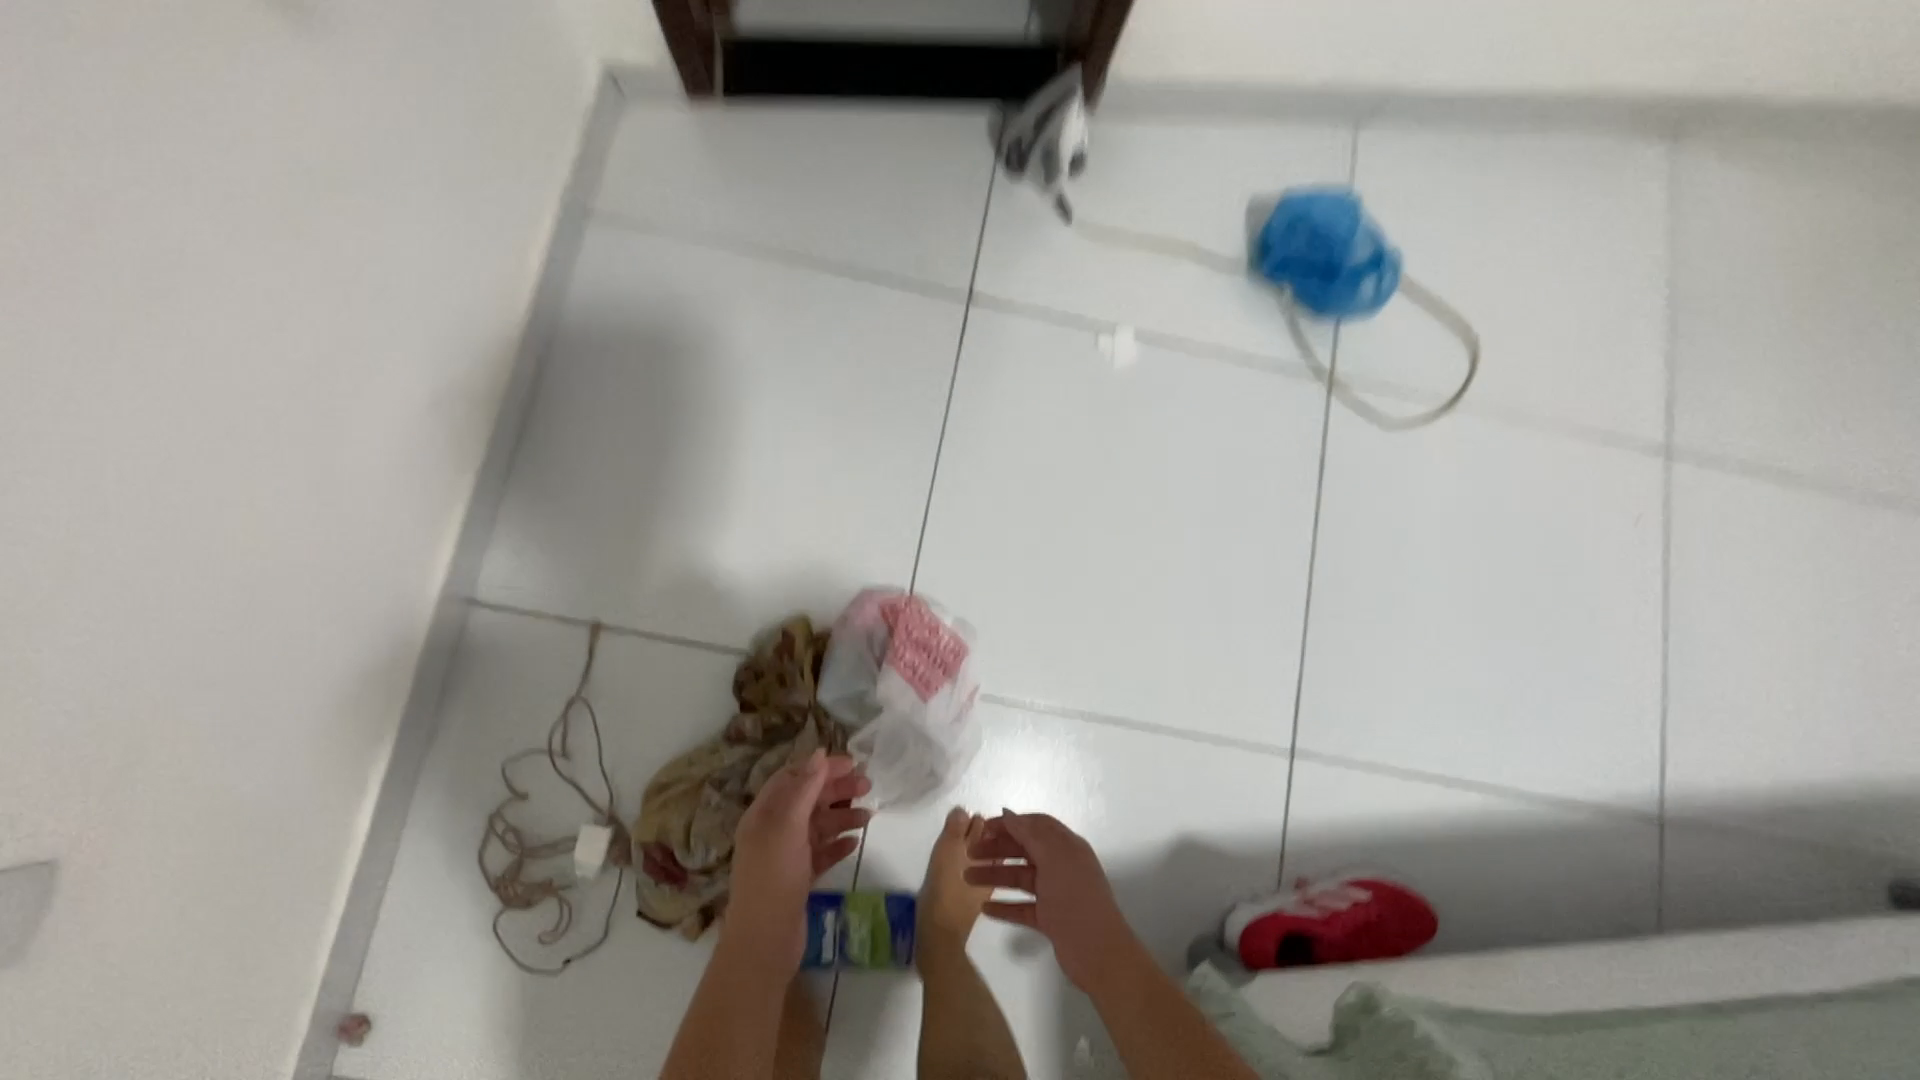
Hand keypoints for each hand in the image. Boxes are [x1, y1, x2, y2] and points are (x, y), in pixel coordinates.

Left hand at [726, 749, 870, 969]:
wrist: (765, 941)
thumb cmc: (774, 877)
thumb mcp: (787, 826)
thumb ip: (804, 789)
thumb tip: (818, 754)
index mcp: (764, 814)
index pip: (793, 778)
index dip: (821, 767)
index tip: (853, 763)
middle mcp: (773, 831)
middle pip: (808, 800)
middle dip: (837, 790)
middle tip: (869, 785)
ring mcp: (786, 856)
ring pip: (818, 827)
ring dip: (843, 817)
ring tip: (870, 816)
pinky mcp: (799, 879)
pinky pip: (822, 853)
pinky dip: (838, 845)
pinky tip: (856, 843)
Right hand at [966, 811, 1136, 990]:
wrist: (1098, 952)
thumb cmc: (1075, 898)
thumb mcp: (1054, 858)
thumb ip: (1029, 833)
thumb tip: (1007, 813)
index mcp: (1067, 847)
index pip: (1035, 826)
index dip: (1009, 824)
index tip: (982, 828)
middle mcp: (1061, 866)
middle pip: (1024, 850)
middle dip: (997, 849)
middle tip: (968, 855)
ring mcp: (1055, 894)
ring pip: (1020, 878)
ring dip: (995, 876)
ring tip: (967, 879)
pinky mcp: (1050, 919)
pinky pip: (1022, 907)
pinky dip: (1004, 905)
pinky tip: (984, 907)